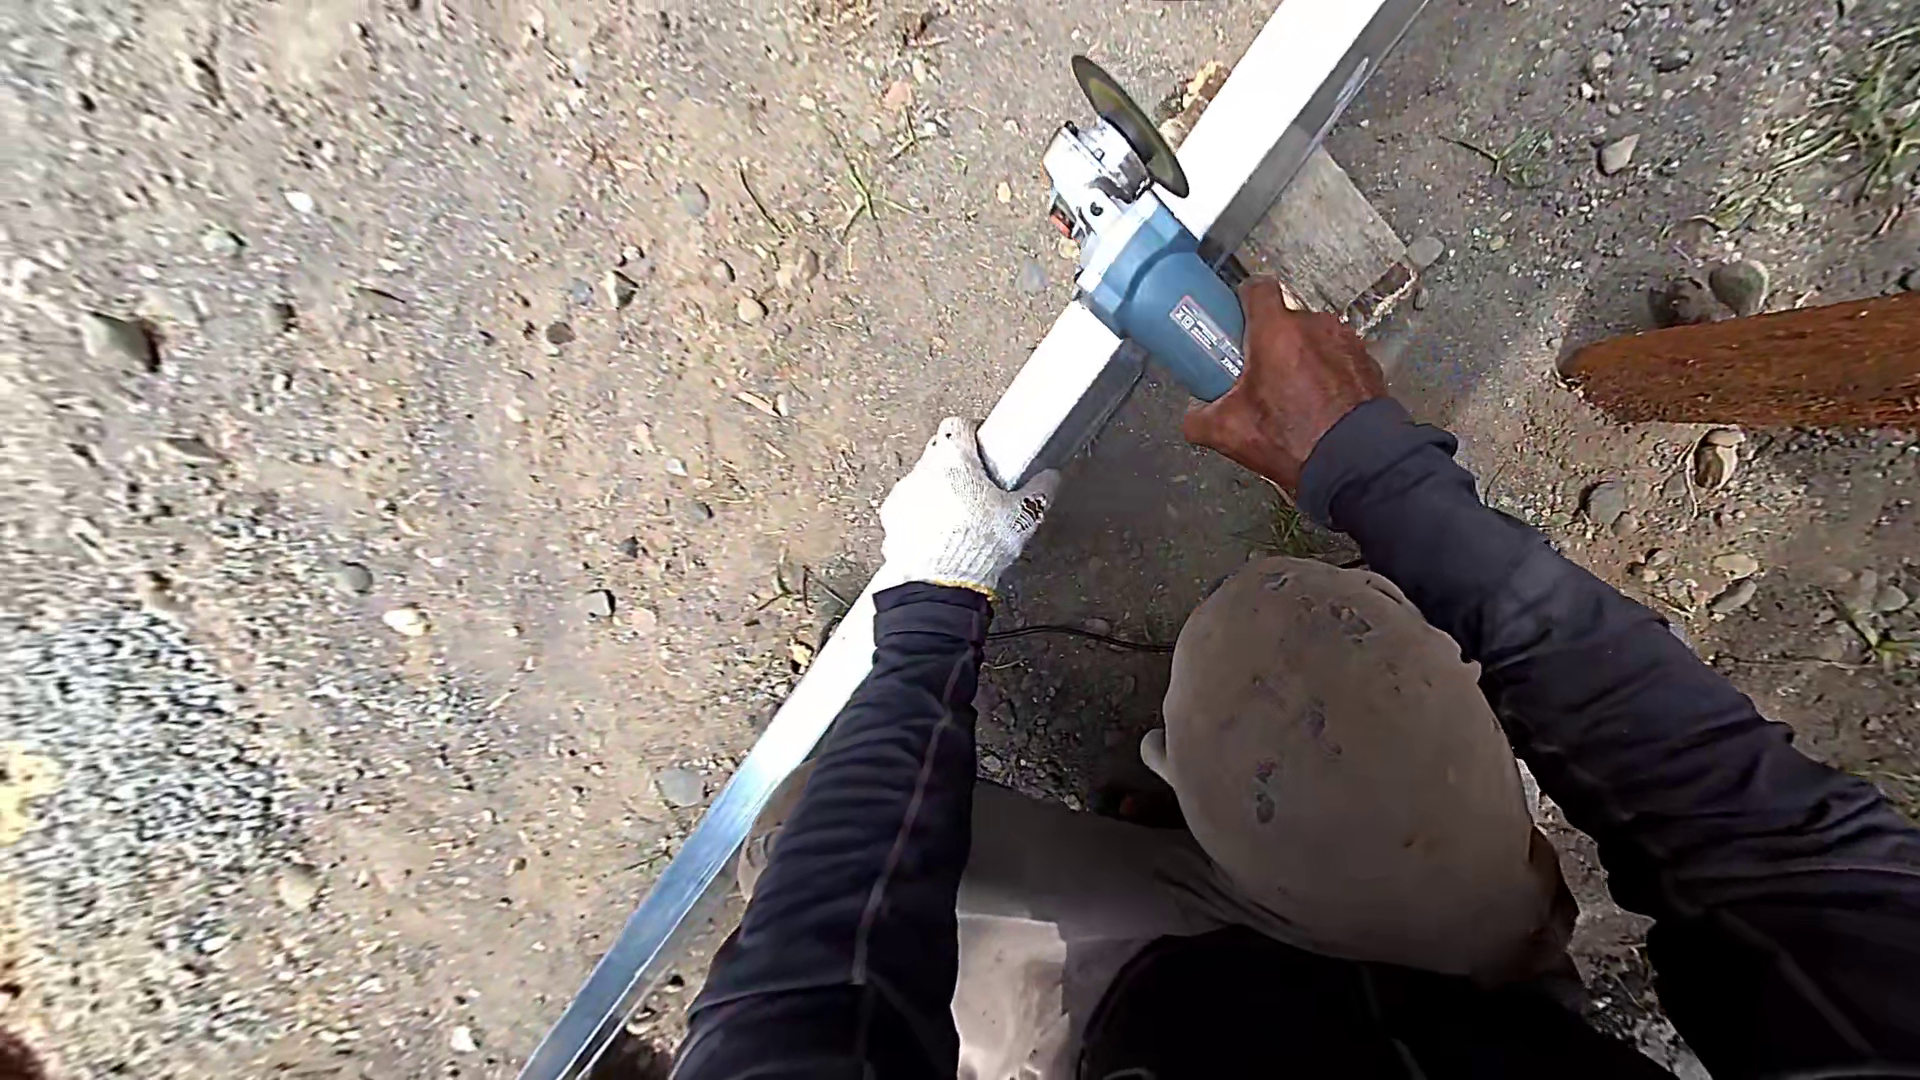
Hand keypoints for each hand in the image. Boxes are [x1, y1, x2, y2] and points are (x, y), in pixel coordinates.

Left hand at [876, 417, 1060, 597]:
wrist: (942, 582)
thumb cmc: (979, 543)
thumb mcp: (1022, 516)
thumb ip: (1039, 491)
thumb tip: (1050, 479)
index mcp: (955, 458)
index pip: (958, 425)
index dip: (971, 434)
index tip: (981, 446)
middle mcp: (924, 469)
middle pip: (938, 452)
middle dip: (955, 465)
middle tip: (975, 487)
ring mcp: (904, 494)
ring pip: (921, 480)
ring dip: (936, 491)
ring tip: (957, 517)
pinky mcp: (892, 519)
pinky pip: (908, 509)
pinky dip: (920, 517)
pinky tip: (938, 535)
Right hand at [1182, 278, 1388, 492]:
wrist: (1354, 462)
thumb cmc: (1295, 440)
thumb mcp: (1225, 433)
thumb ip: (1197, 418)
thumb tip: (1193, 415)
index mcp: (1276, 333)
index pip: (1257, 288)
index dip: (1241, 300)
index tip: (1231, 321)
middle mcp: (1314, 327)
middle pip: (1281, 320)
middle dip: (1264, 342)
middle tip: (1250, 374)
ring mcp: (1344, 341)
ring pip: (1308, 338)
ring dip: (1294, 357)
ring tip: (1282, 394)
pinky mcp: (1364, 361)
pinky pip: (1333, 356)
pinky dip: (1320, 372)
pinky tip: (1310, 403)